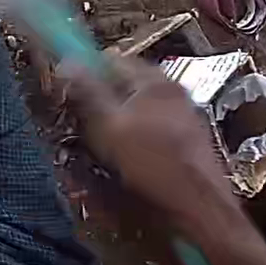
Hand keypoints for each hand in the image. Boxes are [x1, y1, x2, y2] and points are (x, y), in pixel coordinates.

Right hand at [67, 57, 241, 237]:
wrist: (200, 204)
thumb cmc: (151, 162)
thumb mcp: (109, 126)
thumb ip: (88, 92)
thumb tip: (66, 62)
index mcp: (154, 78)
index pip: (112, 60)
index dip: (88, 71)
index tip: (70, 91)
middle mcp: (174, 88)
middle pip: (130, 81)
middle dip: (106, 94)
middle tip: (86, 116)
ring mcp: (186, 111)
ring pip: (143, 103)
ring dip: (123, 115)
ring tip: (106, 138)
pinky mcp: (191, 136)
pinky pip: (156, 123)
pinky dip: (140, 131)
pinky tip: (132, 153)